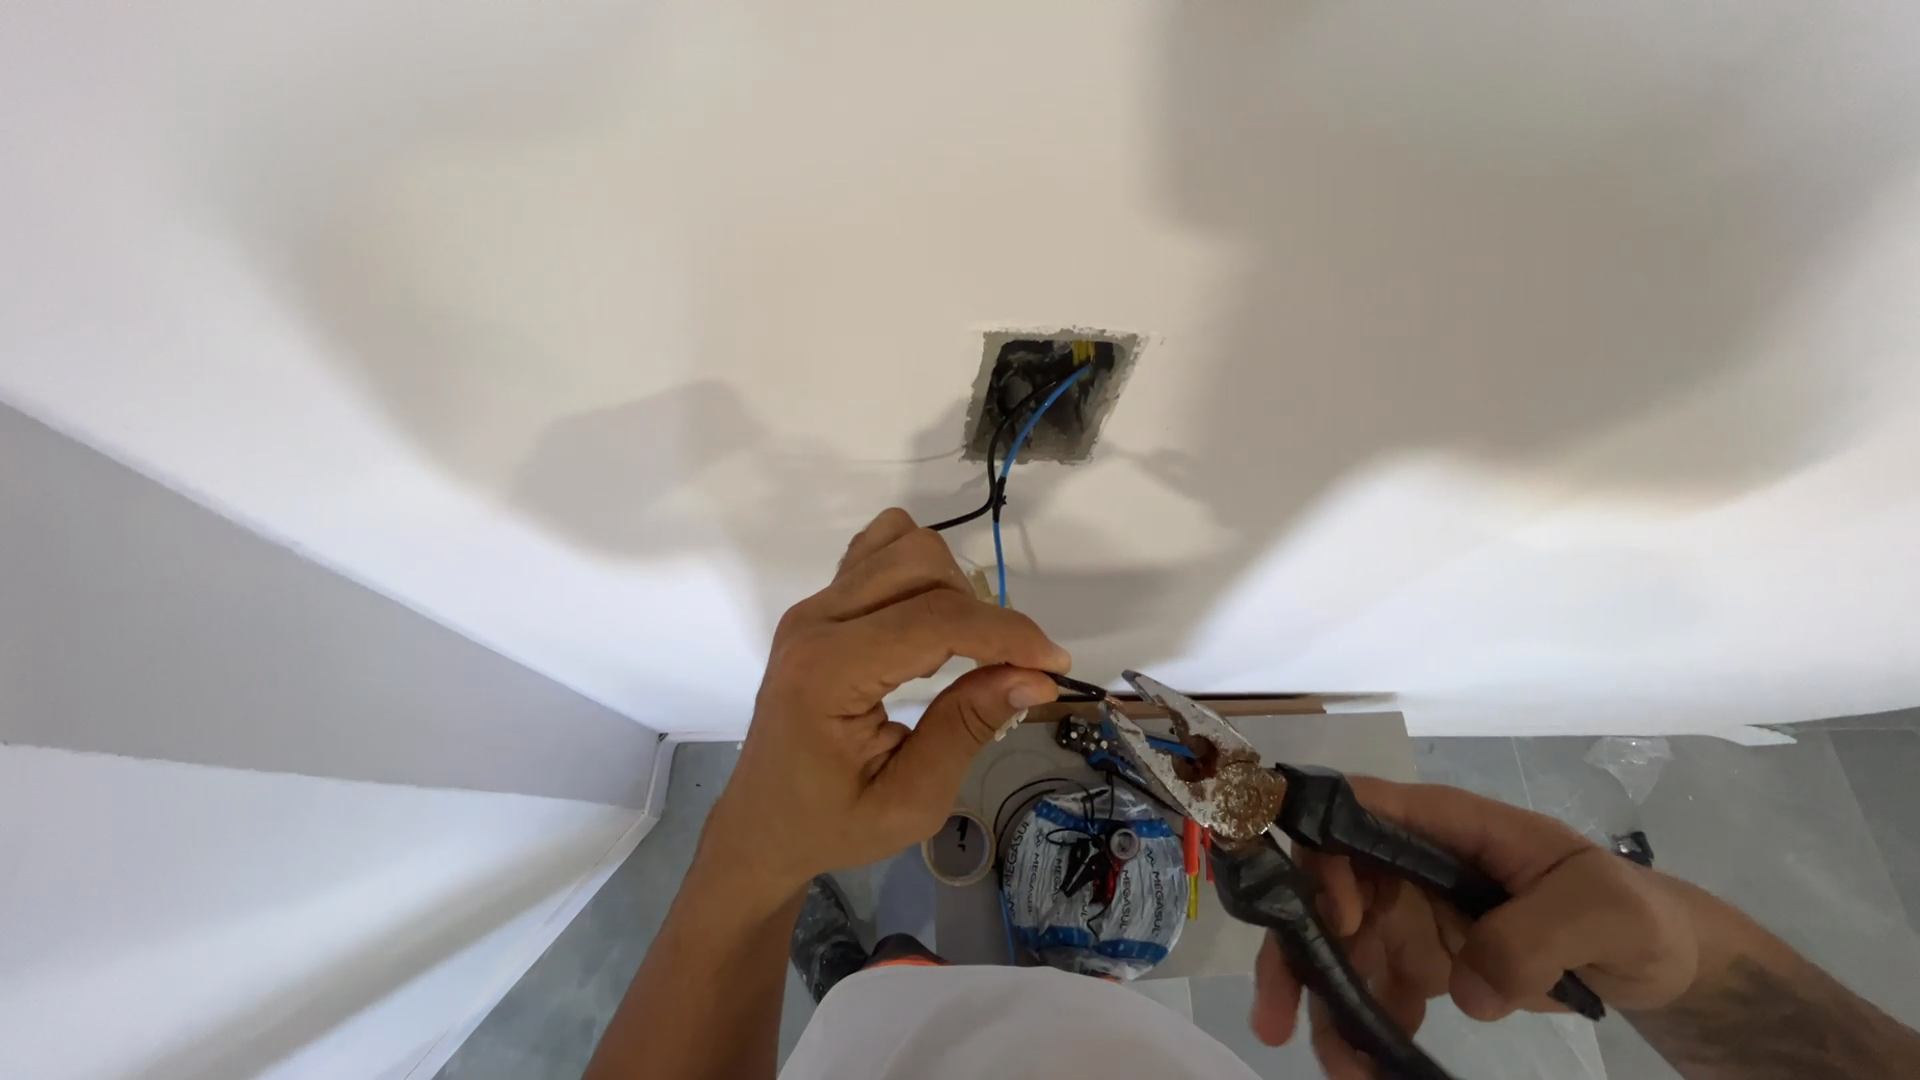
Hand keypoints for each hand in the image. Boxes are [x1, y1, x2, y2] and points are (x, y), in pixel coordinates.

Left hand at [699, 508, 1071, 907]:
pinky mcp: (819, 605)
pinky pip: (877, 550)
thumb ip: (967, 728)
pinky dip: (918, 571)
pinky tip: (923, 620)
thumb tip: (1034, 677)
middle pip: (920, 562)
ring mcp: (812, 606)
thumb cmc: (831, 823)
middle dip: (978, 610)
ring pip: (902, 543)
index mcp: (828, 673)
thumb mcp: (910, 800)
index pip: (934, 621)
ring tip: (954, 649)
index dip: (1007, 634)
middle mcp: (814, 621)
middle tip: (996, 669)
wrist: (763, 822)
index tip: (1055, 664)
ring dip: (950, 586)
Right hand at [1252, 777, 1702, 1077]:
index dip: (1328, 854)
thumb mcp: (1603, 912)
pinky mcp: (1418, 960)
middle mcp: (1403, 861)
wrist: (1660, 961)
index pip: (1356, 812)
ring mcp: (1406, 912)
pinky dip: (1361, 1028)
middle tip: (1276, 1008)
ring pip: (1334, 944)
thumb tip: (1465, 991)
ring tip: (1336, 1066)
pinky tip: (1366, 1068)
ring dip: (1321, 999)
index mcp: (1440, 824)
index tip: (1338, 921)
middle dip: (1292, 942)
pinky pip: (1373, 989)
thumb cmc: (1632, 913)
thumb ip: (1531, 938)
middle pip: (1322, 884)